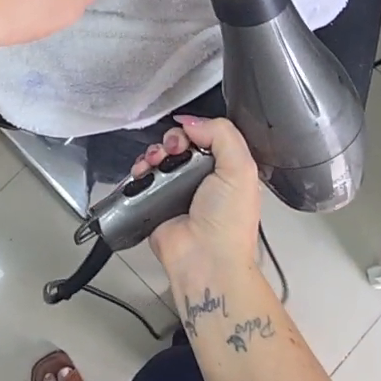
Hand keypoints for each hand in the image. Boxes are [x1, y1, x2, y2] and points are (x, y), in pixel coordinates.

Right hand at [134, 117, 264, 283]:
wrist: (204, 259)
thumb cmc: (229, 224)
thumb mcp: (240, 169)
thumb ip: (222, 134)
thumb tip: (191, 121)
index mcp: (227, 169)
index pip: (207, 135)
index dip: (195, 129)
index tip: (189, 135)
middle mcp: (201, 178)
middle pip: (179, 143)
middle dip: (171, 140)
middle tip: (172, 150)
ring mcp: (176, 190)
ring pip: (159, 157)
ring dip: (153, 153)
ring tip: (155, 163)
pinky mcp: (155, 201)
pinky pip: (142, 176)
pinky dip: (139, 170)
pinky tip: (143, 173)